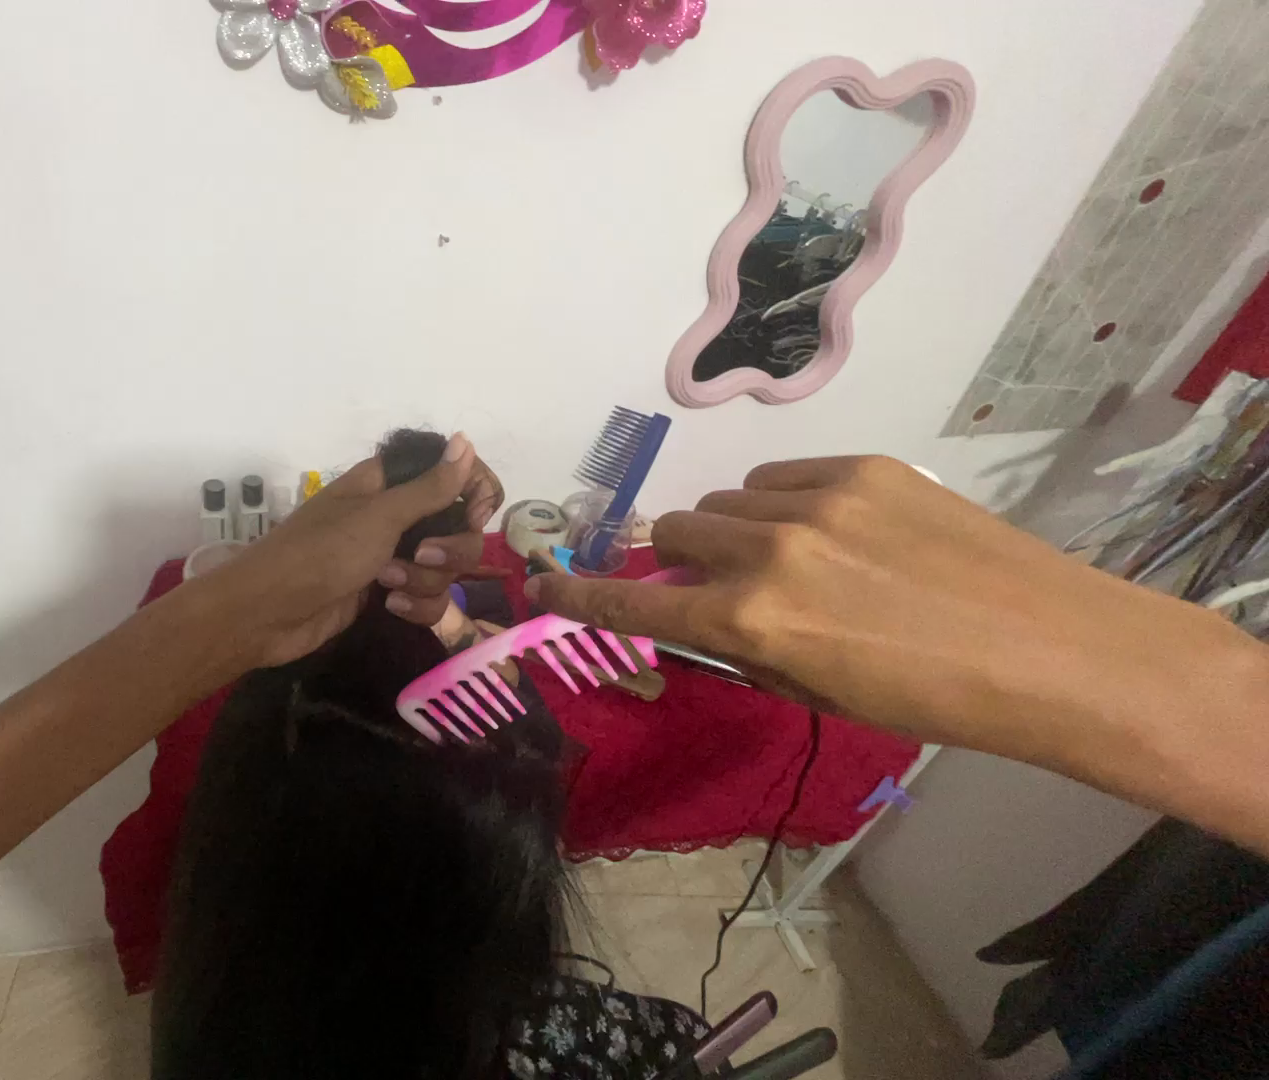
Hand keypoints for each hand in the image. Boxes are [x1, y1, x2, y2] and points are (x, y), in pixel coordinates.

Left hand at [200, 432, 489, 667]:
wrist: (270, 612)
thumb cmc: (322, 552)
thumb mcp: (380, 515)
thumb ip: (429, 486)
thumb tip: (464, 442)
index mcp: (389, 483)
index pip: (453, 473)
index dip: (473, 491)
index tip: (476, 514)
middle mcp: (394, 515)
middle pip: (458, 526)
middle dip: (449, 549)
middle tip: (422, 556)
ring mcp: (391, 556)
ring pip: (444, 567)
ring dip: (425, 581)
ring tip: (388, 587)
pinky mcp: (386, 593)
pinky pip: (425, 597)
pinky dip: (414, 605)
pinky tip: (389, 608)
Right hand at [523, 455, 1268, 764]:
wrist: (1062, 654)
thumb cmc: (926, 697)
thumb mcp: (808, 690)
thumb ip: (732, 643)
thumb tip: (689, 607)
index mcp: (751, 622)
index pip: (634, 600)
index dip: (579, 594)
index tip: (542, 585)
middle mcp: (766, 555)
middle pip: (675, 528)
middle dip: (683, 555)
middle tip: (722, 578)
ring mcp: (813, 503)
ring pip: (725, 500)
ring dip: (735, 530)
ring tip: (794, 553)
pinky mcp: (860, 469)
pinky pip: (778, 478)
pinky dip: (781, 503)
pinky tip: (833, 528)